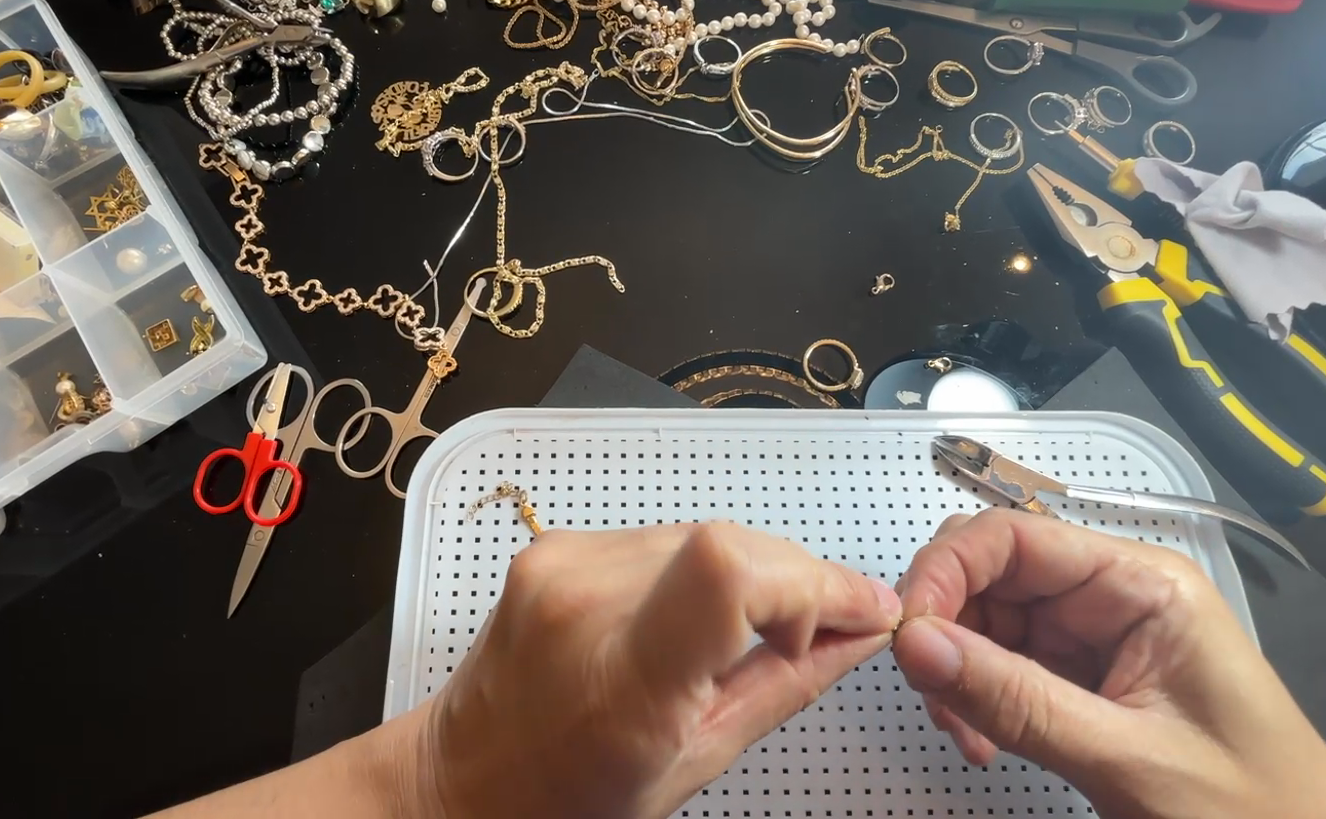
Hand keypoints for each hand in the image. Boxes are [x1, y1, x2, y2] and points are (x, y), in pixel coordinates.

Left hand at [414, 523, 901, 818]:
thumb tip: (859, 633)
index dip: (809, 580)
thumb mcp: (695, 765)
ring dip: (750, 572)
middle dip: (797, 579)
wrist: (467, 772)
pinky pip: (659, 536)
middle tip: (823, 627)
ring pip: (702, 534)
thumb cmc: (571, 797)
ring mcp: (562, 562)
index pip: (726, 572)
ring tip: (752, 628)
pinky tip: (694, 612)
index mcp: (621, 678)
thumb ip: (786, 687)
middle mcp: (584, 599)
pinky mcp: (556, 543)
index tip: (857, 609)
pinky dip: (699, 566)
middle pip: (730, 543)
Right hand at [892, 509, 1325, 818]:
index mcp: (1135, 581)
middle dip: (945, 624)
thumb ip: (1016, 701)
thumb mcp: (1134, 762)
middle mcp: (1101, 591)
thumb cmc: (1256, 817)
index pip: (1013, 537)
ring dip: (952, 668)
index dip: (947, 568)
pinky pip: (992, 660)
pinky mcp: (1068, 671)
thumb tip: (909, 643)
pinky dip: (969, 694)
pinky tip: (980, 740)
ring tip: (964, 736)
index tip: (905, 630)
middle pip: (986, 571)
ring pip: (978, 616)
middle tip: (928, 690)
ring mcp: (1081, 631)